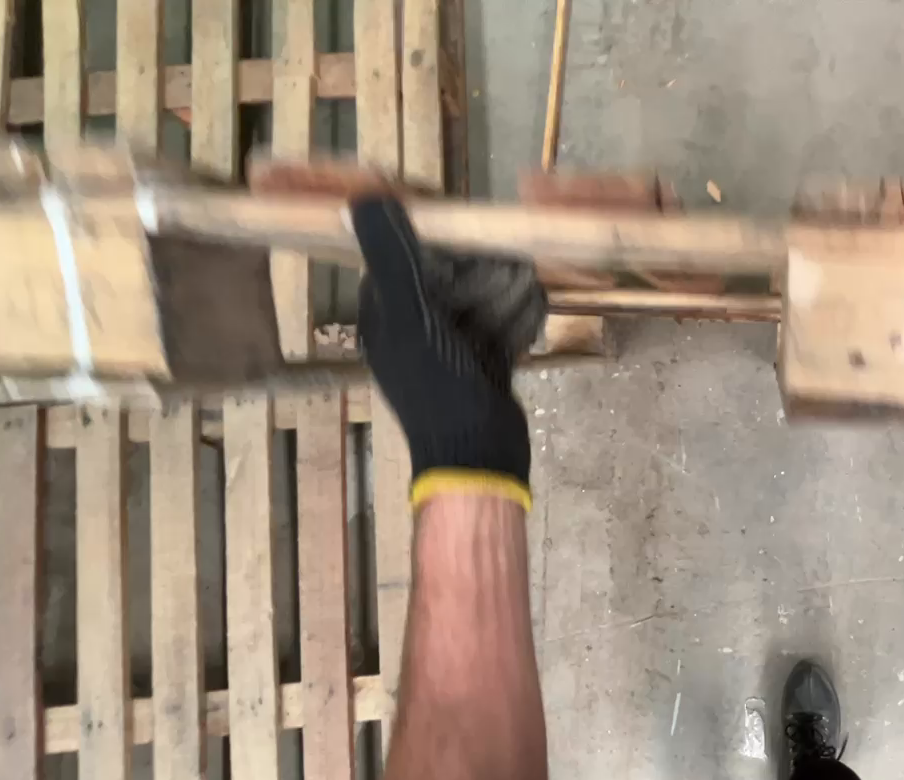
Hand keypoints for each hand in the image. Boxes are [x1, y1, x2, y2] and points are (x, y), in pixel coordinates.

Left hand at [350, 195, 547, 509]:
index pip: (414, 258)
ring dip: (509, 294)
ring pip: (483, 304)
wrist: (478, 458)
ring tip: (534, 286)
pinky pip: (502, 331)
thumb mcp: (411, 320)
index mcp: (388, 312)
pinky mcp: (485, 366)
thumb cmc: (440, 390)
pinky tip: (538, 311)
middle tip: (521, 266)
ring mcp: (454, 348)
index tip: (482, 239)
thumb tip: (365, 197)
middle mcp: (417, 327)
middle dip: (488, 272)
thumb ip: (392, 259)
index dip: (449, 245)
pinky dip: (520, 320)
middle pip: (455, 280)